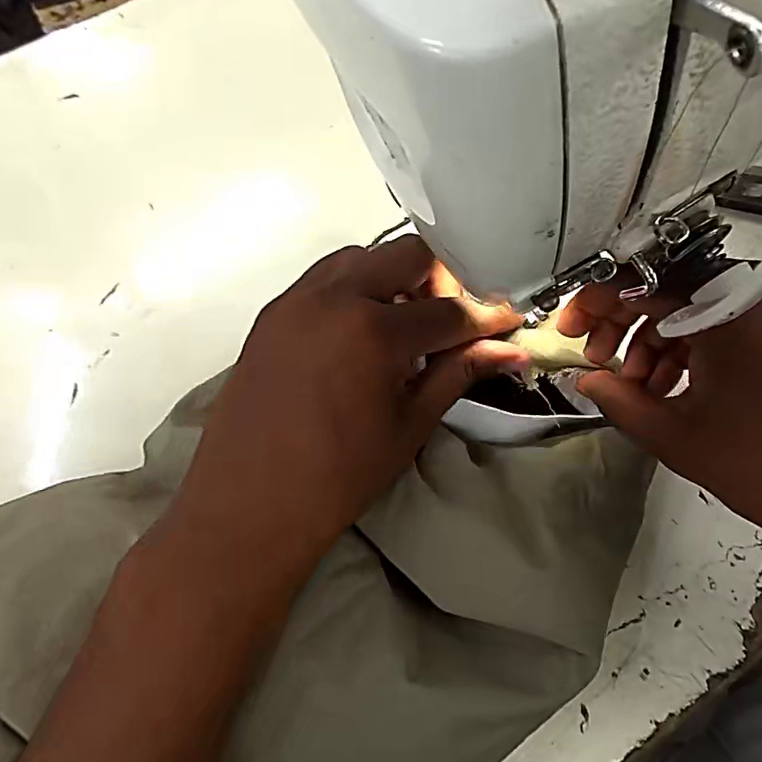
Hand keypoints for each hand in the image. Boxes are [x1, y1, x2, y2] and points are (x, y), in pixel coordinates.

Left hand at [167, 235, 528, 568]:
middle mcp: (332, 298)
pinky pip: (326, 278)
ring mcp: (296, 301)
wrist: (250, 505)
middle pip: (407, 256)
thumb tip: (511, 351)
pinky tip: (364, 334)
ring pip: (362, 258)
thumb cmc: (340, 474)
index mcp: (372, 330)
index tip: (509, 322)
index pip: (449, 311)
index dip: (486, 318)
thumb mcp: (412, 422)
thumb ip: (460, 372)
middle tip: (451, 324)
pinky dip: (357, 290)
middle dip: (442, 281)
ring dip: (395, 279)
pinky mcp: (273, 314)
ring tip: (406, 327)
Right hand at [566, 277, 761, 576]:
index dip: (596, 306)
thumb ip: (621, 401)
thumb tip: (588, 380)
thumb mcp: (681, 438)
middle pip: (679, 293)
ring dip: (669, 343)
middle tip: (607, 371)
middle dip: (633, 332)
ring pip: (711, 309)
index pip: (644, 285)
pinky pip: (744, 322)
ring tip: (647, 391)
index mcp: (731, 306)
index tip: (572, 329)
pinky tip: (689, 386)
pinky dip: (709, 348)